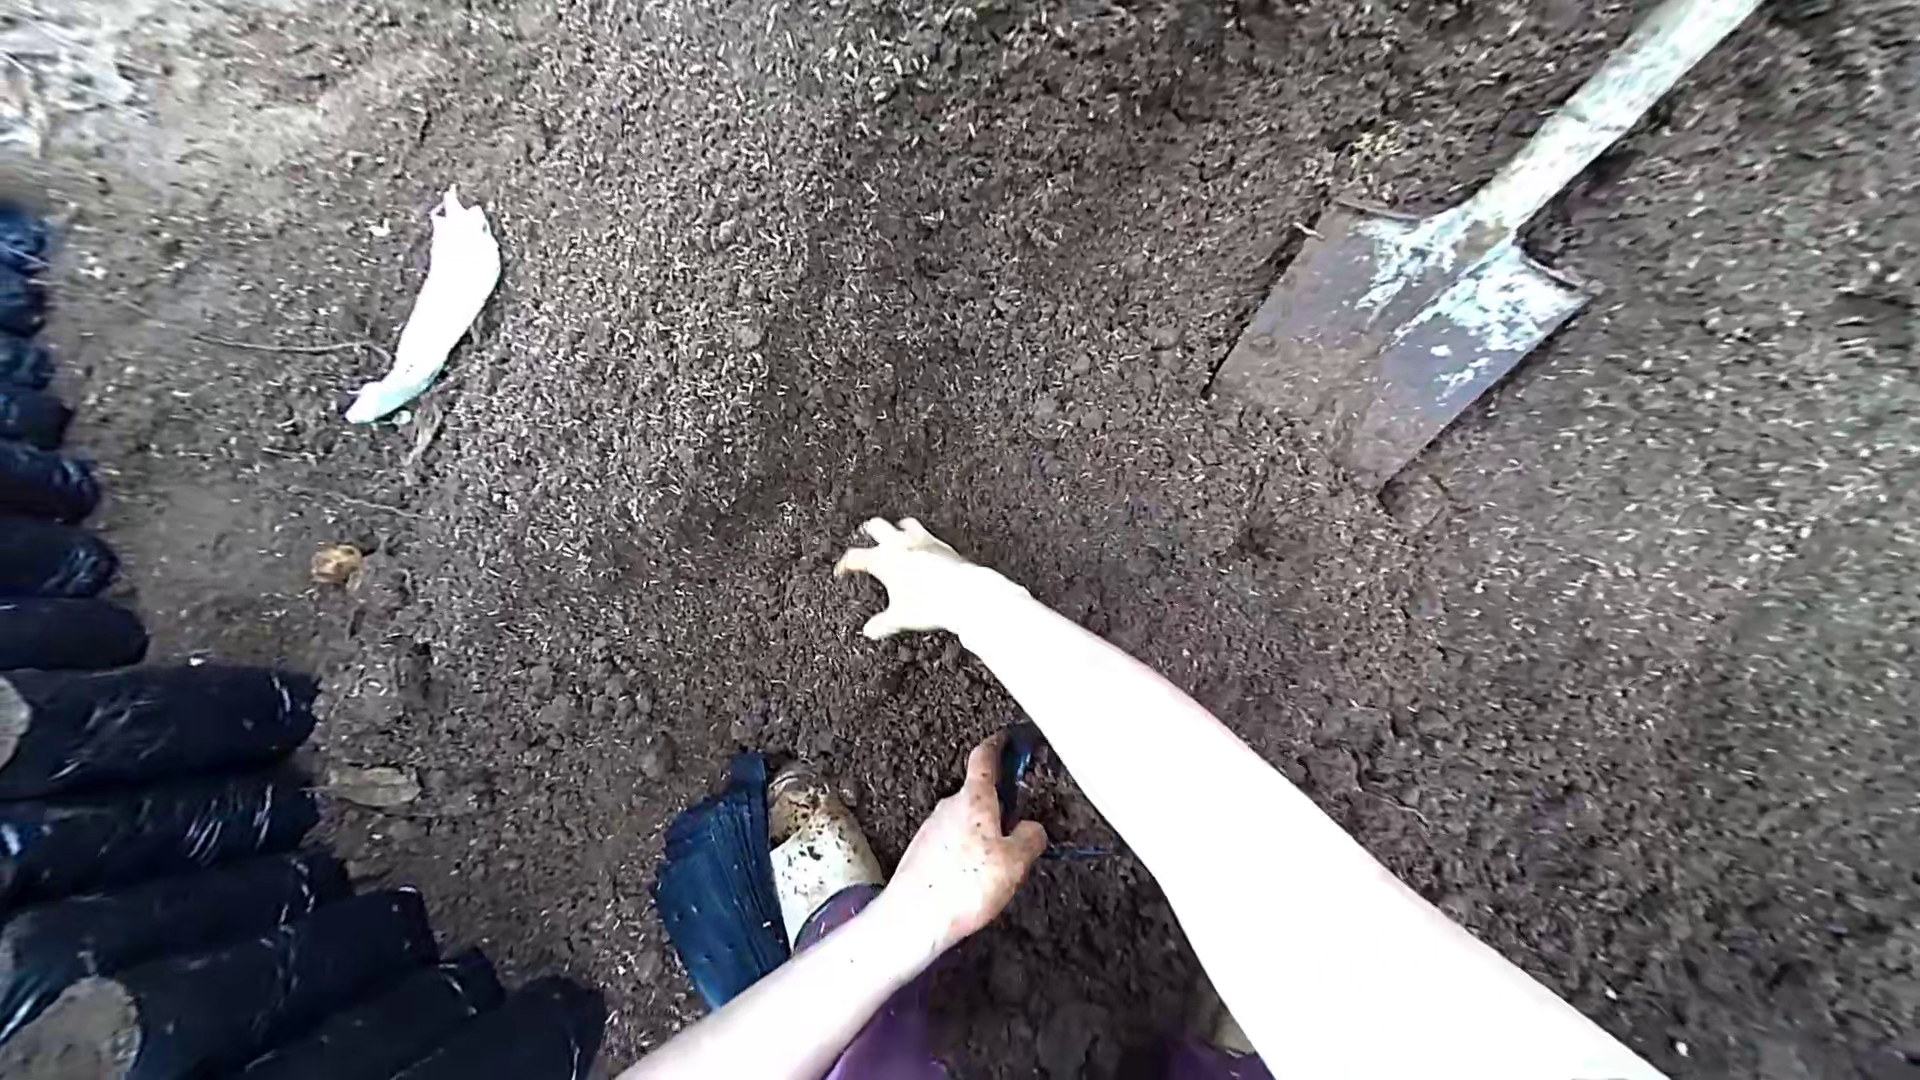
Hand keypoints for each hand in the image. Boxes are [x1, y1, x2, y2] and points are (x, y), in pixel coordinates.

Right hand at [833, 517, 1020, 638]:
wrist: (962, 594)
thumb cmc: (928, 603)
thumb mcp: (900, 618)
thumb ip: (883, 623)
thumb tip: (870, 631)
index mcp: (882, 559)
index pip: (855, 557)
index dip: (845, 564)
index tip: (843, 570)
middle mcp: (900, 544)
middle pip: (877, 527)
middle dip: (869, 531)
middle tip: (866, 535)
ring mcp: (922, 540)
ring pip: (904, 524)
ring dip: (898, 529)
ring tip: (896, 535)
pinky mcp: (941, 543)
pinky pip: (926, 534)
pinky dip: (920, 539)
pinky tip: (923, 546)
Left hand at [879, 733, 1047, 953]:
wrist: (914, 916)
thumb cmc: (963, 885)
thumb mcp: (1015, 862)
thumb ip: (1030, 838)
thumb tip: (1033, 829)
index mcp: (974, 798)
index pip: (984, 757)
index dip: (997, 744)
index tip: (1005, 738)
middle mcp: (950, 805)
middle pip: (978, 793)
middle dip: (998, 806)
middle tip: (1017, 829)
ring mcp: (933, 826)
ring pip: (966, 819)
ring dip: (983, 832)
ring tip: (997, 867)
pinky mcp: (924, 849)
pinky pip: (953, 840)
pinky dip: (967, 851)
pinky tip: (973, 880)